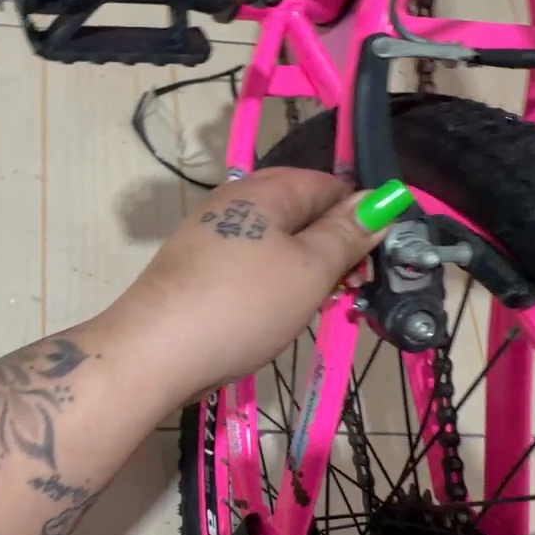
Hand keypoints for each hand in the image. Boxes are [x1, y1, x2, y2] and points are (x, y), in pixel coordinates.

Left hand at [94, 167, 389, 404]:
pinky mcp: (195, 270)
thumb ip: (346, 234)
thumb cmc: (242, 304)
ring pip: (274, 244)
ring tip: (315, 306)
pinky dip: (270, 286)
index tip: (377, 259)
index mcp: (263, 189)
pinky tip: (275, 315)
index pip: (329, 184)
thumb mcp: (309, 268)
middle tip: (350, 288)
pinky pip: (247, 267)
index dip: (360, 216)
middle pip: (299, 212)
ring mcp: (208, 237)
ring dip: (302, 271)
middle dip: (331, 246)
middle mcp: (231, 202)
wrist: (154, 350)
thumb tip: (380, 199)